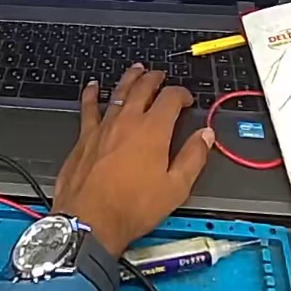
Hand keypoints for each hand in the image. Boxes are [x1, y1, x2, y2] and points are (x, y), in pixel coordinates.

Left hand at [52, 63, 213, 255]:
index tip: (186, 99)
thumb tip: (205, 137)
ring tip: (136, 70)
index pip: (171, 98)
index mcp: (153, 131)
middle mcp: (128, 121)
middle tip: (161, 75)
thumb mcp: (175, 188)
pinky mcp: (85, 136)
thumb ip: (193, 158)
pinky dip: (92, 94)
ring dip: (130, 78)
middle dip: (155, 78)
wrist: (90, 221)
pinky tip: (94, 86)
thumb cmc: (132, 208)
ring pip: (119, 92)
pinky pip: (88, 107)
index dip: (181, 94)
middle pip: (144, 88)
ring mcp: (104, 126)